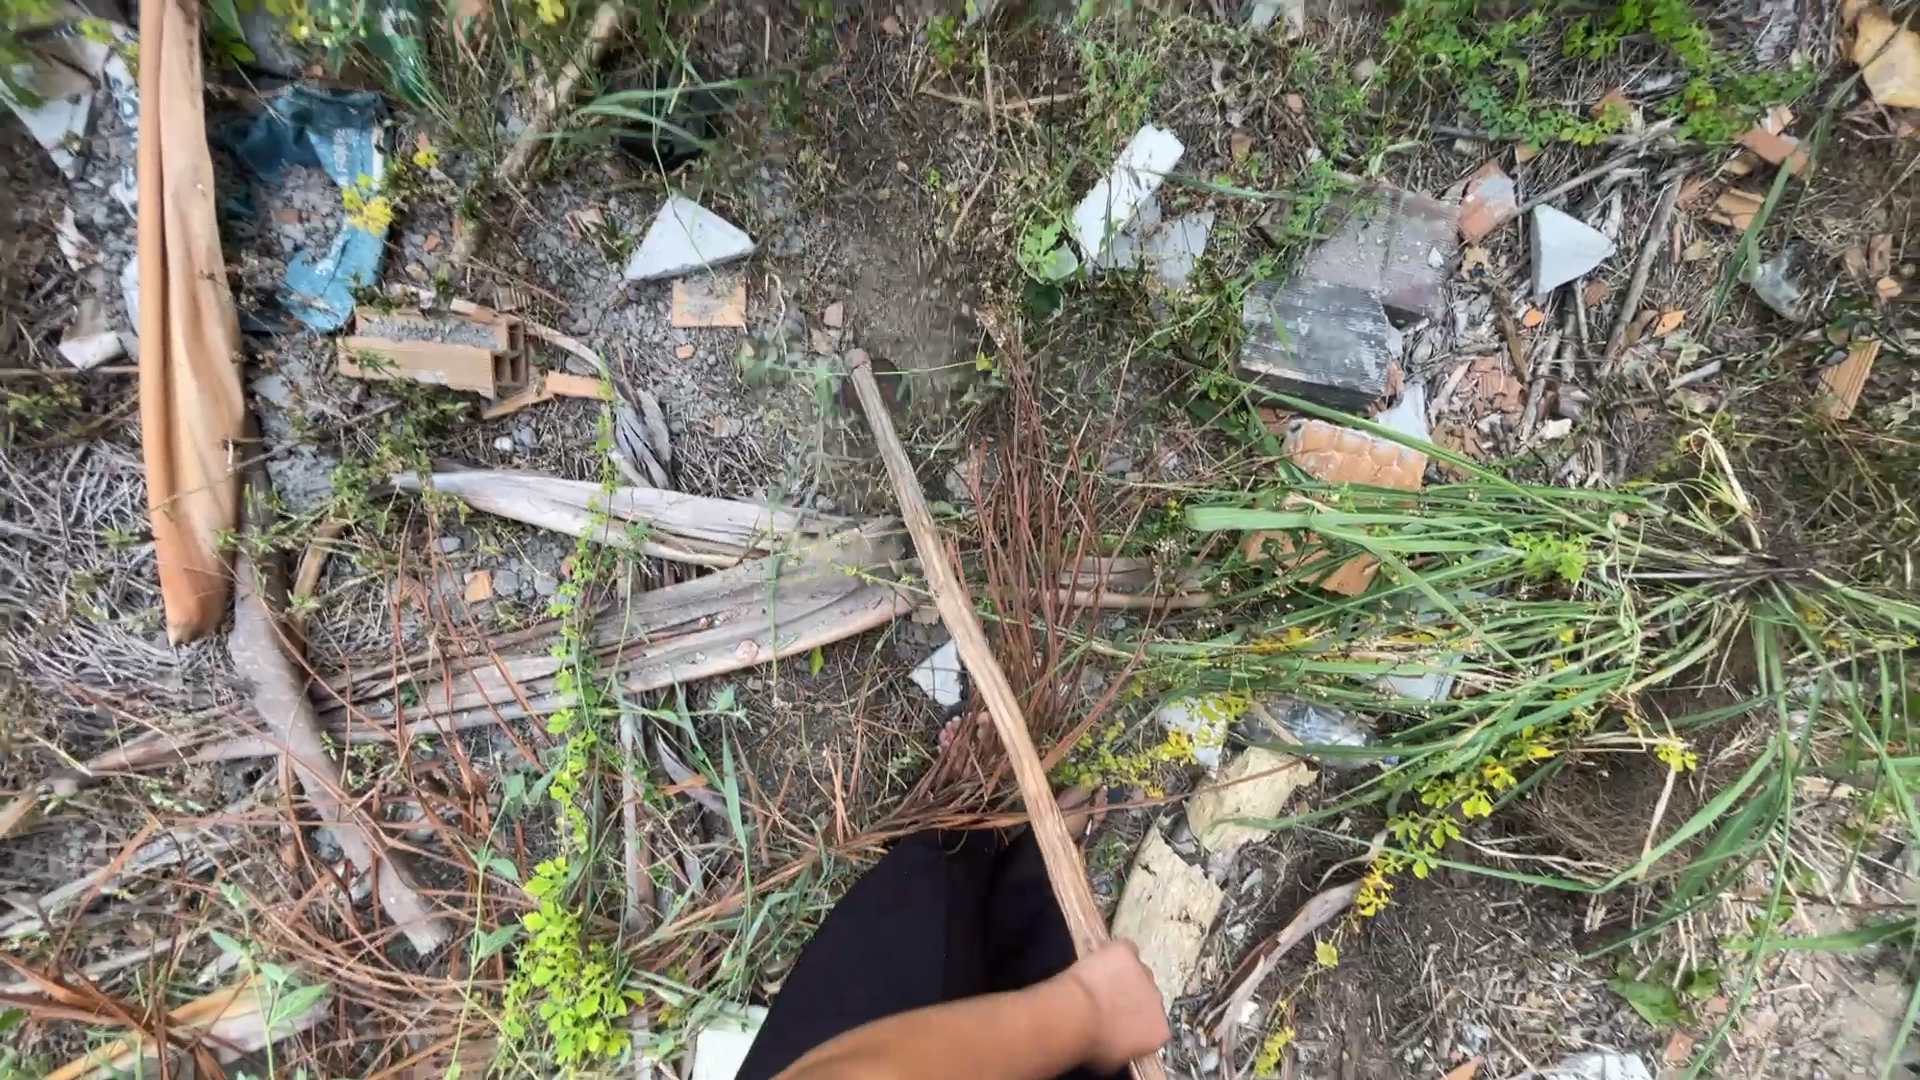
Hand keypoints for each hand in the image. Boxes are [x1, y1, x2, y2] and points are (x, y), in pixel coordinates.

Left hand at [1059, 941, 1170, 1070]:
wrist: (1078, 1014)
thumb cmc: (1094, 1043)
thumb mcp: (1117, 1058)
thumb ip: (1130, 1044)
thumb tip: (1123, 1039)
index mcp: (1159, 1031)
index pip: (1154, 1023)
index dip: (1137, 1019)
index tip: (1122, 1019)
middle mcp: (1158, 1000)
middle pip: (1147, 994)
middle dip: (1132, 995)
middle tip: (1109, 998)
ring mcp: (1143, 971)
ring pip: (1136, 969)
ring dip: (1124, 973)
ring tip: (1101, 979)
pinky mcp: (1127, 950)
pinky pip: (1125, 948)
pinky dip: (1115, 952)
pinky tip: (1103, 958)